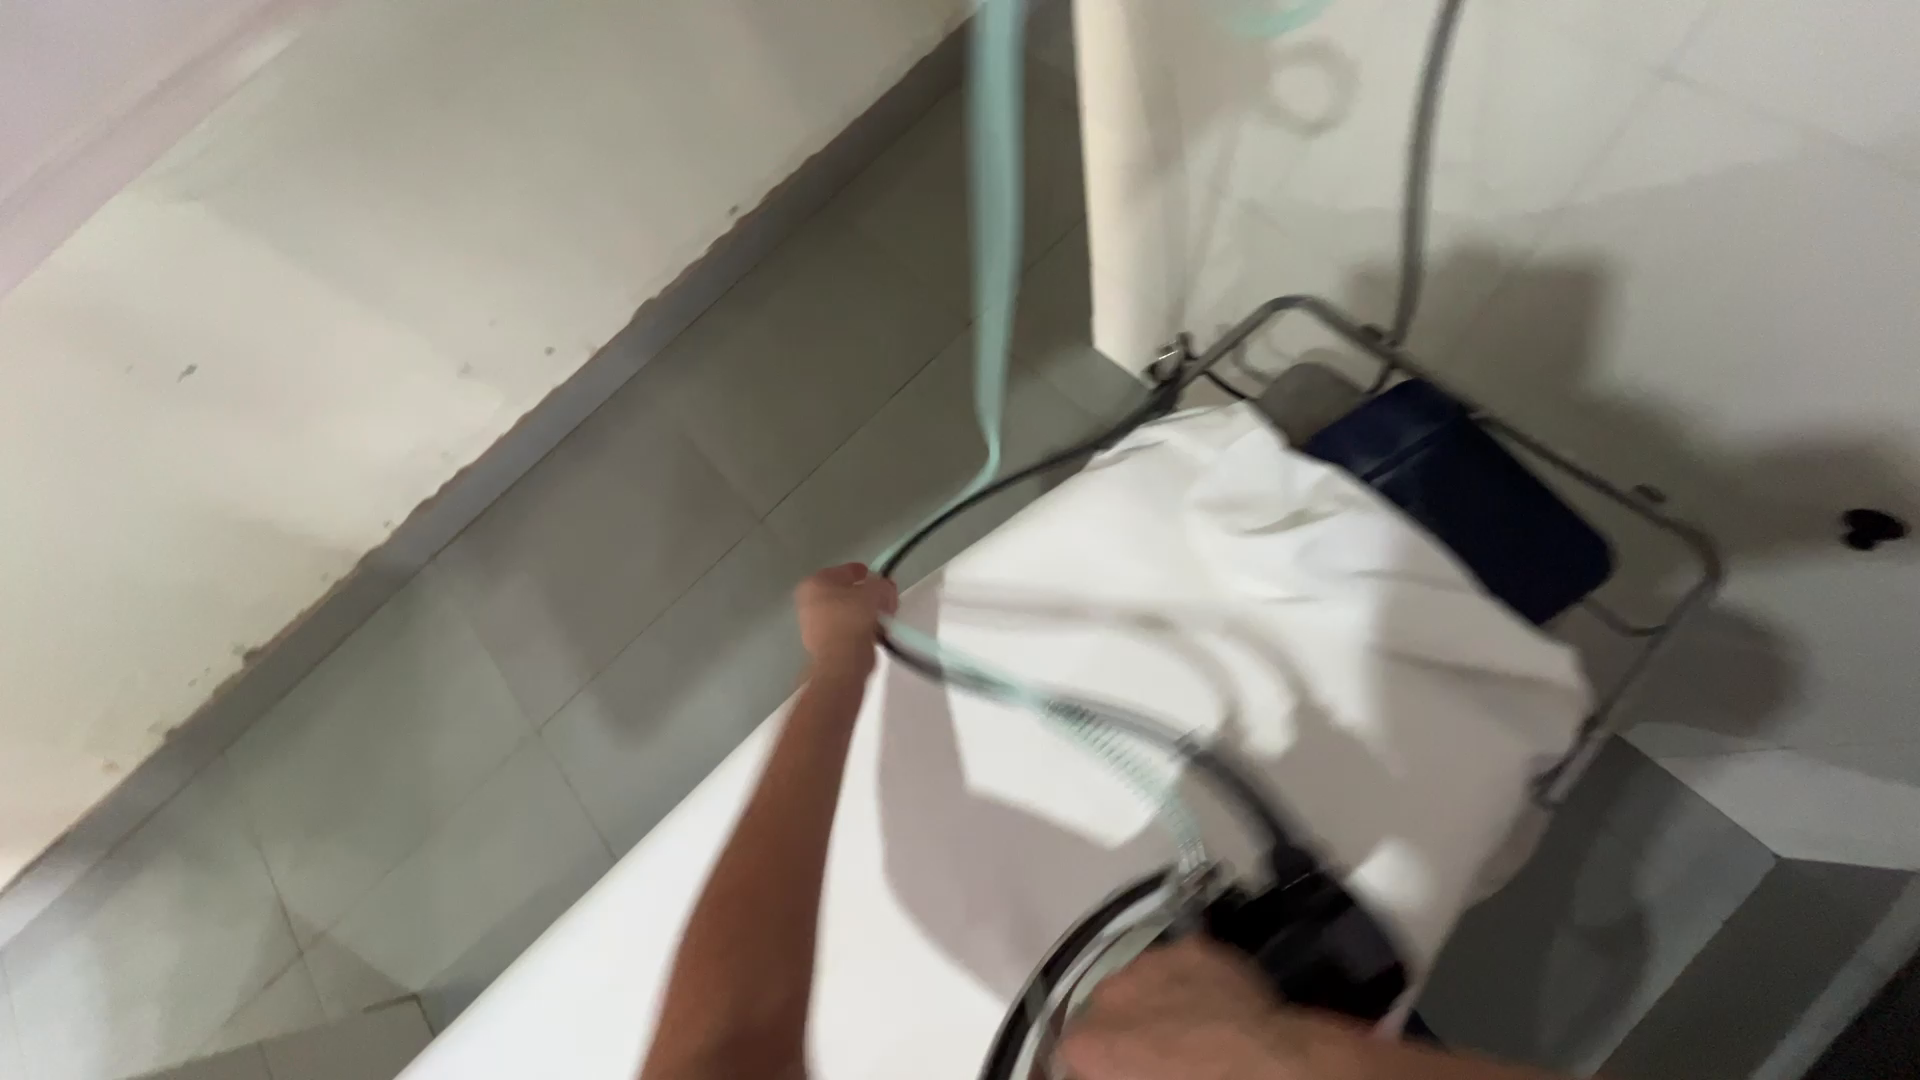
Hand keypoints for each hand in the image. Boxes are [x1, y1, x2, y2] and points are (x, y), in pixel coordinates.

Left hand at [794, 563, 898, 676]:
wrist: (841, 659)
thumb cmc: (853, 617)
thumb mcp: (875, 592)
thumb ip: (882, 584)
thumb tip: (885, 587)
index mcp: (815, 583)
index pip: (844, 571)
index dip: (863, 572)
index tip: (878, 577)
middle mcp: (809, 601)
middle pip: (845, 592)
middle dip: (866, 595)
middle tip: (885, 598)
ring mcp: (813, 624)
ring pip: (846, 612)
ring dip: (865, 612)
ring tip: (884, 617)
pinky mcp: (823, 644)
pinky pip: (846, 628)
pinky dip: (860, 627)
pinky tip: (875, 631)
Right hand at [1058, 939, 1323, 1079]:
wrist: (1266, 1070)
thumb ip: (1110, 1070)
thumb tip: (1119, 1066)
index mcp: (1089, 1041)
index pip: (1072, 1048)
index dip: (1097, 1061)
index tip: (1115, 1067)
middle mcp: (1110, 992)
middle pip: (1107, 1006)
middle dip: (1128, 1027)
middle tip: (1160, 1055)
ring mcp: (1151, 962)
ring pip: (1143, 978)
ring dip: (1157, 998)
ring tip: (1192, 1028)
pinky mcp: (1193, 947)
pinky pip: (1184, 962)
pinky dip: (1194, 979)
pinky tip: (1216, 1004)